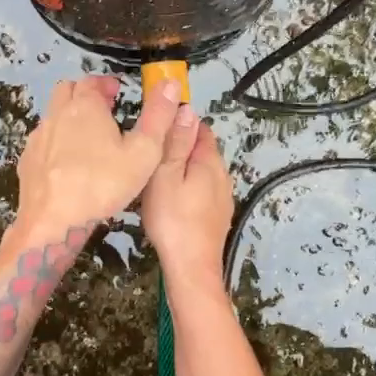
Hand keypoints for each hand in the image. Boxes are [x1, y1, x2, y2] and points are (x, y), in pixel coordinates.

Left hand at [15, 75, 181, 231]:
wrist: (53, 222)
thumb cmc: (103, 184)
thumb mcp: (144, 152)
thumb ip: (158, 116)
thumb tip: (171, 83)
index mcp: (84, 107)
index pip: (91, 80)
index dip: (105, 84)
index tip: (117, 92)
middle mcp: (56, 115)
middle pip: (67, 90)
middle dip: (85, 93)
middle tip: (104, 109)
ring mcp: (38, 138)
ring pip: (52, 115)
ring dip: (69, 116)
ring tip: (88, 138)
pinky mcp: (27, 161)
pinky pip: (43, 140)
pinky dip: (56, 141)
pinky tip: (67, 164)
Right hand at [141, 112, 234, 296]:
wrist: (191, 267)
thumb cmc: (172, 218)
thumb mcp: (166, 174)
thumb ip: (177, 142)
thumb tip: (187, 108)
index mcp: (210, 160)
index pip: (200, 127)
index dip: (180, 123)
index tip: (157, 129)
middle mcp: (223, 174)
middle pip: (202, 149)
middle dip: (181, 147)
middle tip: (152, 156)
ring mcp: (223, 197)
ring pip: (202, 172)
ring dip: (184, 170)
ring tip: (157, 179)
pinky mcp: (218, 215)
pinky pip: (203, 191)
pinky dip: (189, 189)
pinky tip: (172, 201)